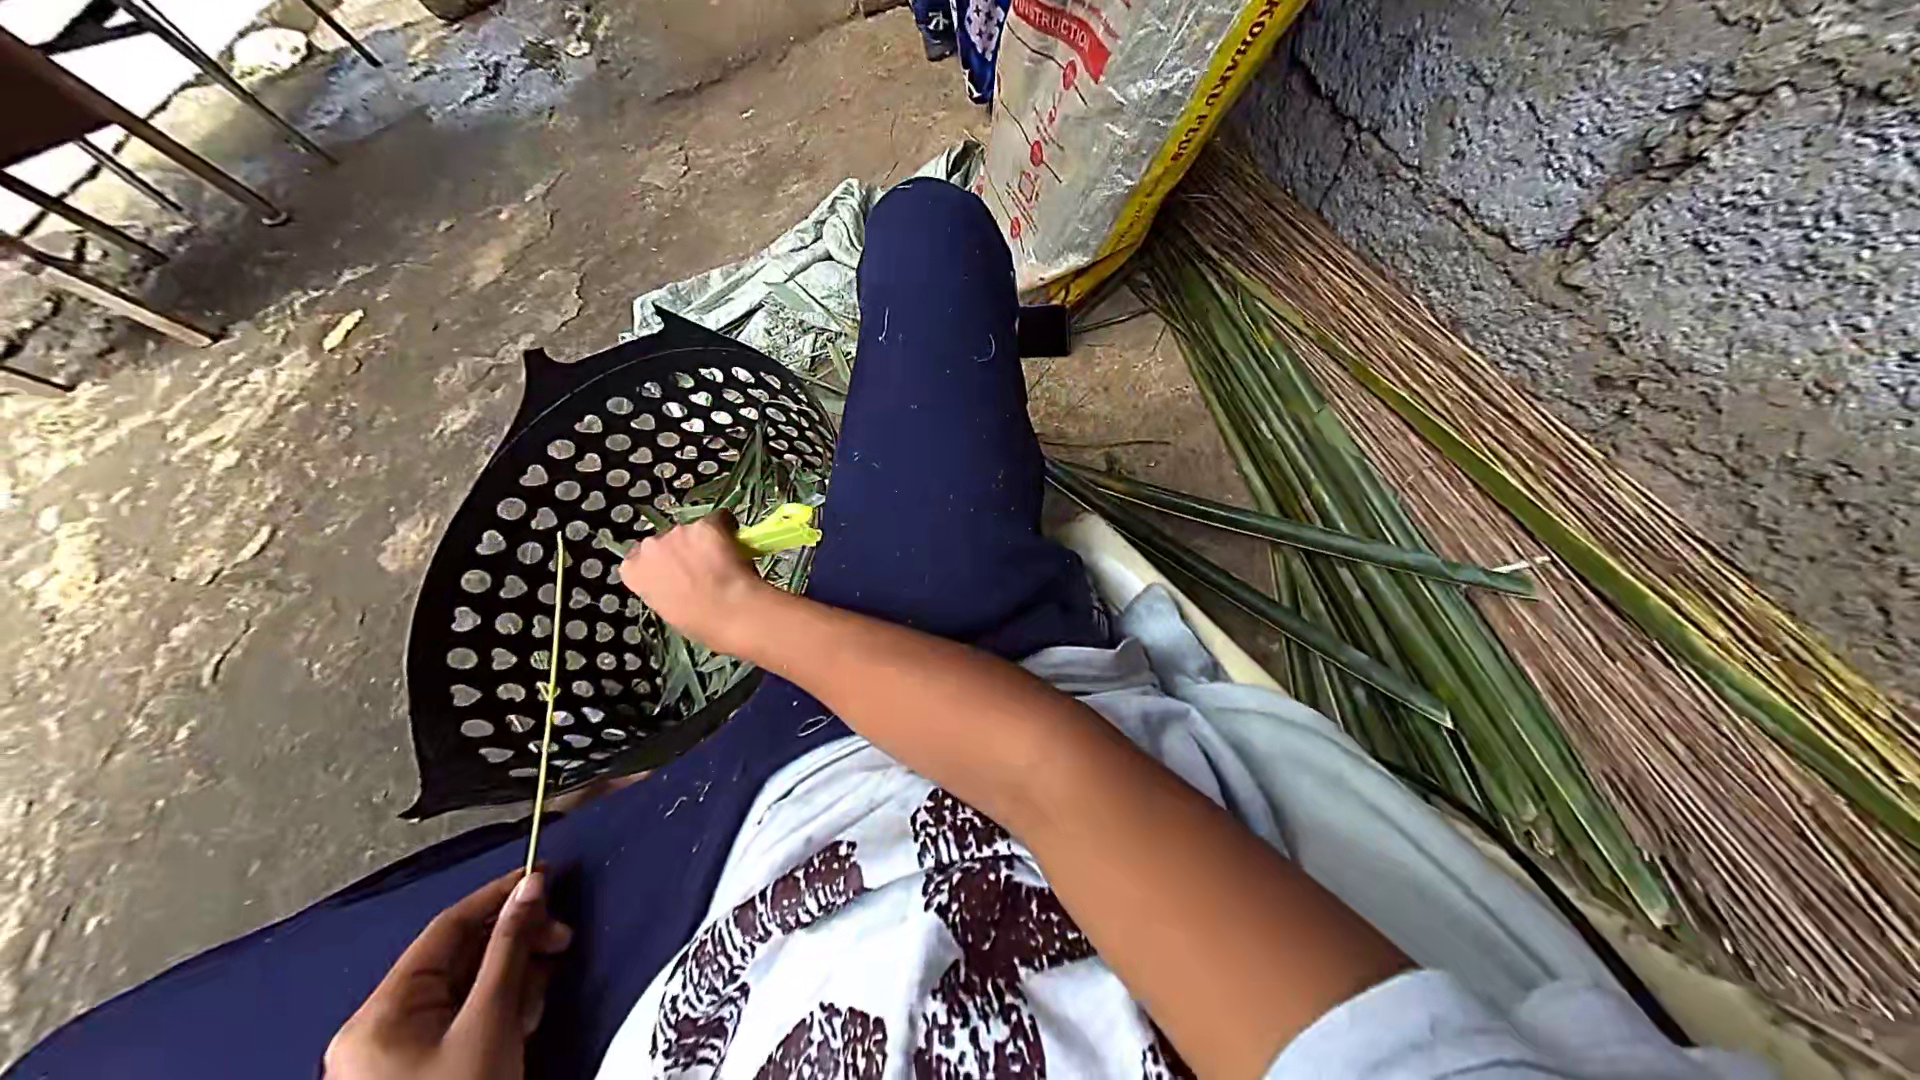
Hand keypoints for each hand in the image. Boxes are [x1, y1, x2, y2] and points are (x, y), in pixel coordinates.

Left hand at [324, 870, 572, 1079]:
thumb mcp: (491, 1019)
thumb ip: (511, 946)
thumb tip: (532, 885)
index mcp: (381, 1012)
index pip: (447, 928)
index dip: (498, 895)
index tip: (546, 875)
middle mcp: (381, 1027)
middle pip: (460, 957)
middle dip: (516, 944)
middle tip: (563, 938)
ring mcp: (400, 1052)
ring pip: (469, 986)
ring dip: (514, 979)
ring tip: (539, 1001)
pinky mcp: (423, 1070)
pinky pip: (467, 1016)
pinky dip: (502, 1007)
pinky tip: (525, 1020)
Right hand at [618, 511, 774, 653]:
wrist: (728, 611)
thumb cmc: (699, 623)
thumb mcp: (667, 608)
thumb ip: (665, 587)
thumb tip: (681, 581)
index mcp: (634, 571)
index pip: (640, 556)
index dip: (662, 562)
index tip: (676, 571)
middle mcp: (650, 546)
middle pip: (666, 540)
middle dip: (683, 549)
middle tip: (703, 566)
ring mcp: (677, 532)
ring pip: (692, 530)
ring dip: (704, 540)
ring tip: (723, 559)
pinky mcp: (705, 524)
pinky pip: (719, 519)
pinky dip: (727, 528)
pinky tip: (736, 545)